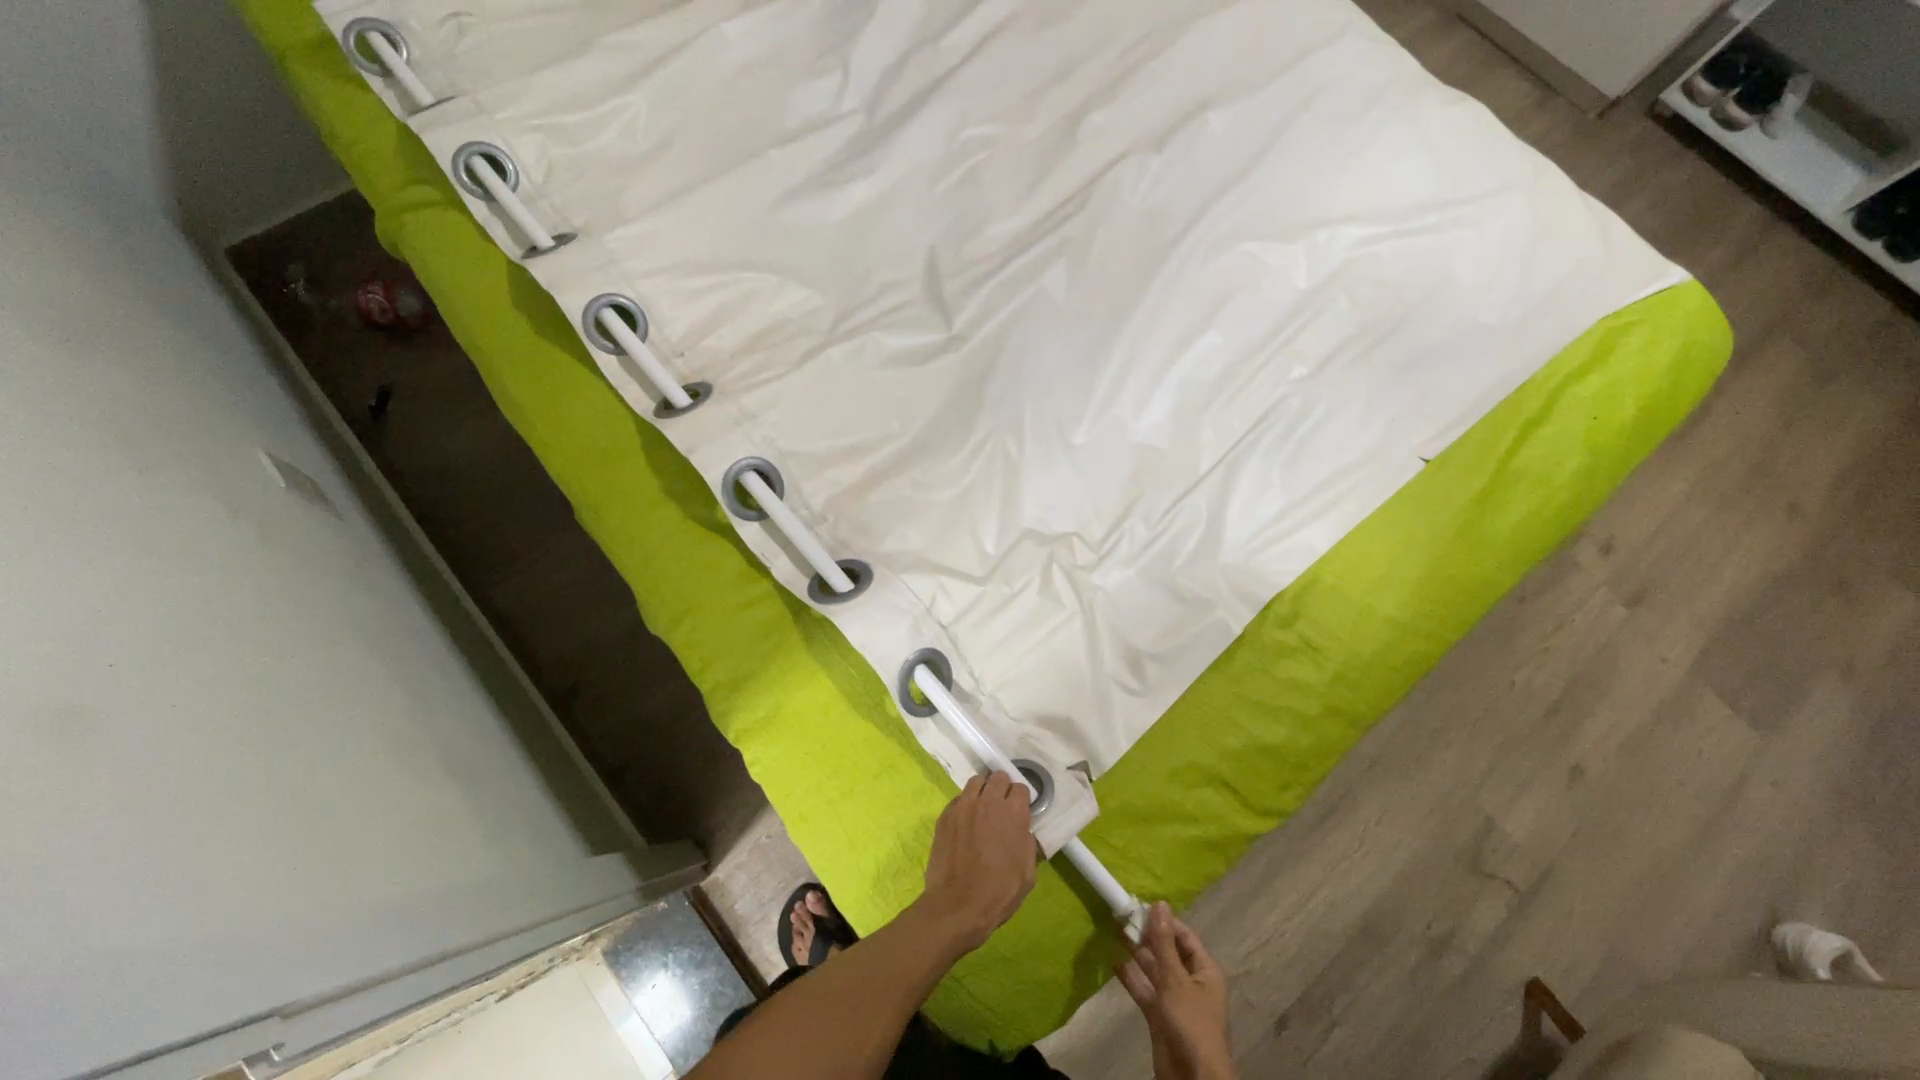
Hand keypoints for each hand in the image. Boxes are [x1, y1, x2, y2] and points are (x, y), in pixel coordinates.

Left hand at [913, 772, 1039, 952]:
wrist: (958, 905)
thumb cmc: (999, 892)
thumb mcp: (1028, 873)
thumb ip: (1028, 844)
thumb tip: (1023, 833)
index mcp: (1013, 813)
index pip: (1021, 788)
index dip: (1021, 800)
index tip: (1020, 812)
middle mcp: (988, 802)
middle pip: (998, 777)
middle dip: (1003, 788)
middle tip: (1002, 808)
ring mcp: (963, 806)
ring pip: (976, 782)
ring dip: (983, 791)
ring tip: (983, 809)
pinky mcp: (944, 816)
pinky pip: (958, 799)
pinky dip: (965, 805)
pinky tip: (965, 823)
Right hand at [1115, 903, 1234, 1079]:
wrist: (1192, 1074)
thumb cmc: (1190, 1021)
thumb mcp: (1176, 979)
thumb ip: (1164, 943)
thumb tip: (1160, 904)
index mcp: (1204, 970)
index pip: (1184, 936)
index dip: (1163, 921)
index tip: (1139, 906)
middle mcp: (1191, 980)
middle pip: (1168, 951)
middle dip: (1147, 935)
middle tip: (1121, 916)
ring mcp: (1174, 998)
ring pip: (1154, 969)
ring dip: (1137, 953)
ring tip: (1114, 932)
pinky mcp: (1159, 1015)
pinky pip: (1144, 990)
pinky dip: (1130, 978)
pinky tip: (1113, 963)